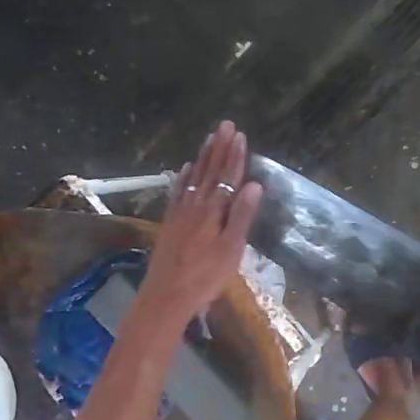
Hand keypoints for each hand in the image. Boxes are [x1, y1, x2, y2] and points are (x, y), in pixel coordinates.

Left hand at [136, 122, 263, 320]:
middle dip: (219, 148)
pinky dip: (183, 177)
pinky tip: (185, 167)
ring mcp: (180, 212)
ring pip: (193, 177)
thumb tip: (254, 184)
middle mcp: (196, 205)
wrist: (166, 295)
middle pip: (210, 171)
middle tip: (225, 125)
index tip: (240, 135)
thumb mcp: (231, 250)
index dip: (235, 156)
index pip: (227, 177)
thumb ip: (242, 216)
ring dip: (203, 157)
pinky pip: (178, 191)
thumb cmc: (205, 277)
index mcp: (214, 211)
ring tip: (209, 138)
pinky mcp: (170, 222)